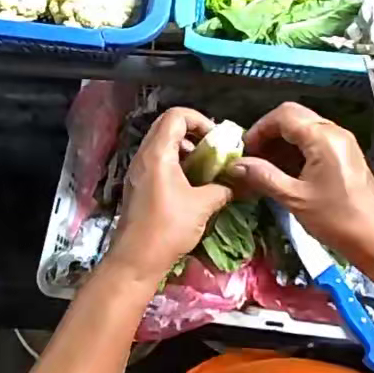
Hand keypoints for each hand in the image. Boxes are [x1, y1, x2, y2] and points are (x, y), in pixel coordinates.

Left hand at [104, 108, 233, 282]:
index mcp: (157, 152)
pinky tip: (193, 184)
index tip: (217, 140)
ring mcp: (138, 168)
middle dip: (195, 134)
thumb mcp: (202, 205)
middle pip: (168, 126)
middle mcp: (144, 154)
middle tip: (215, 152)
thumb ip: (222, 188)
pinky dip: (177, 163)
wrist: (136, 257)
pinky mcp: (139, 183)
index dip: (200, 120)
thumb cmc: (168, 227)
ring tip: (208, 169)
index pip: (176, 116)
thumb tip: (237, 182)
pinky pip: (159, 161)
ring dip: (187, 150)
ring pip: (163, 144)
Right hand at [223, 104, 373, 250]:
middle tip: (253, 154)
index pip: (283, 116)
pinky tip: (284, 170)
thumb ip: (262, 176)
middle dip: (269, 132)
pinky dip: (294, 148)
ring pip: (303, 127)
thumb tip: (234, 165)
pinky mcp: (344, 155)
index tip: (245, 150)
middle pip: (293, 116)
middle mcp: (334, 132)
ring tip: (264, 164)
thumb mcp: (294, 198)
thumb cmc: (336, 218)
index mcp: (322, 138)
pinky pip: (314, 140)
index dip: (259, 129)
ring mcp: (342, 143)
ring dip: (281, 141)